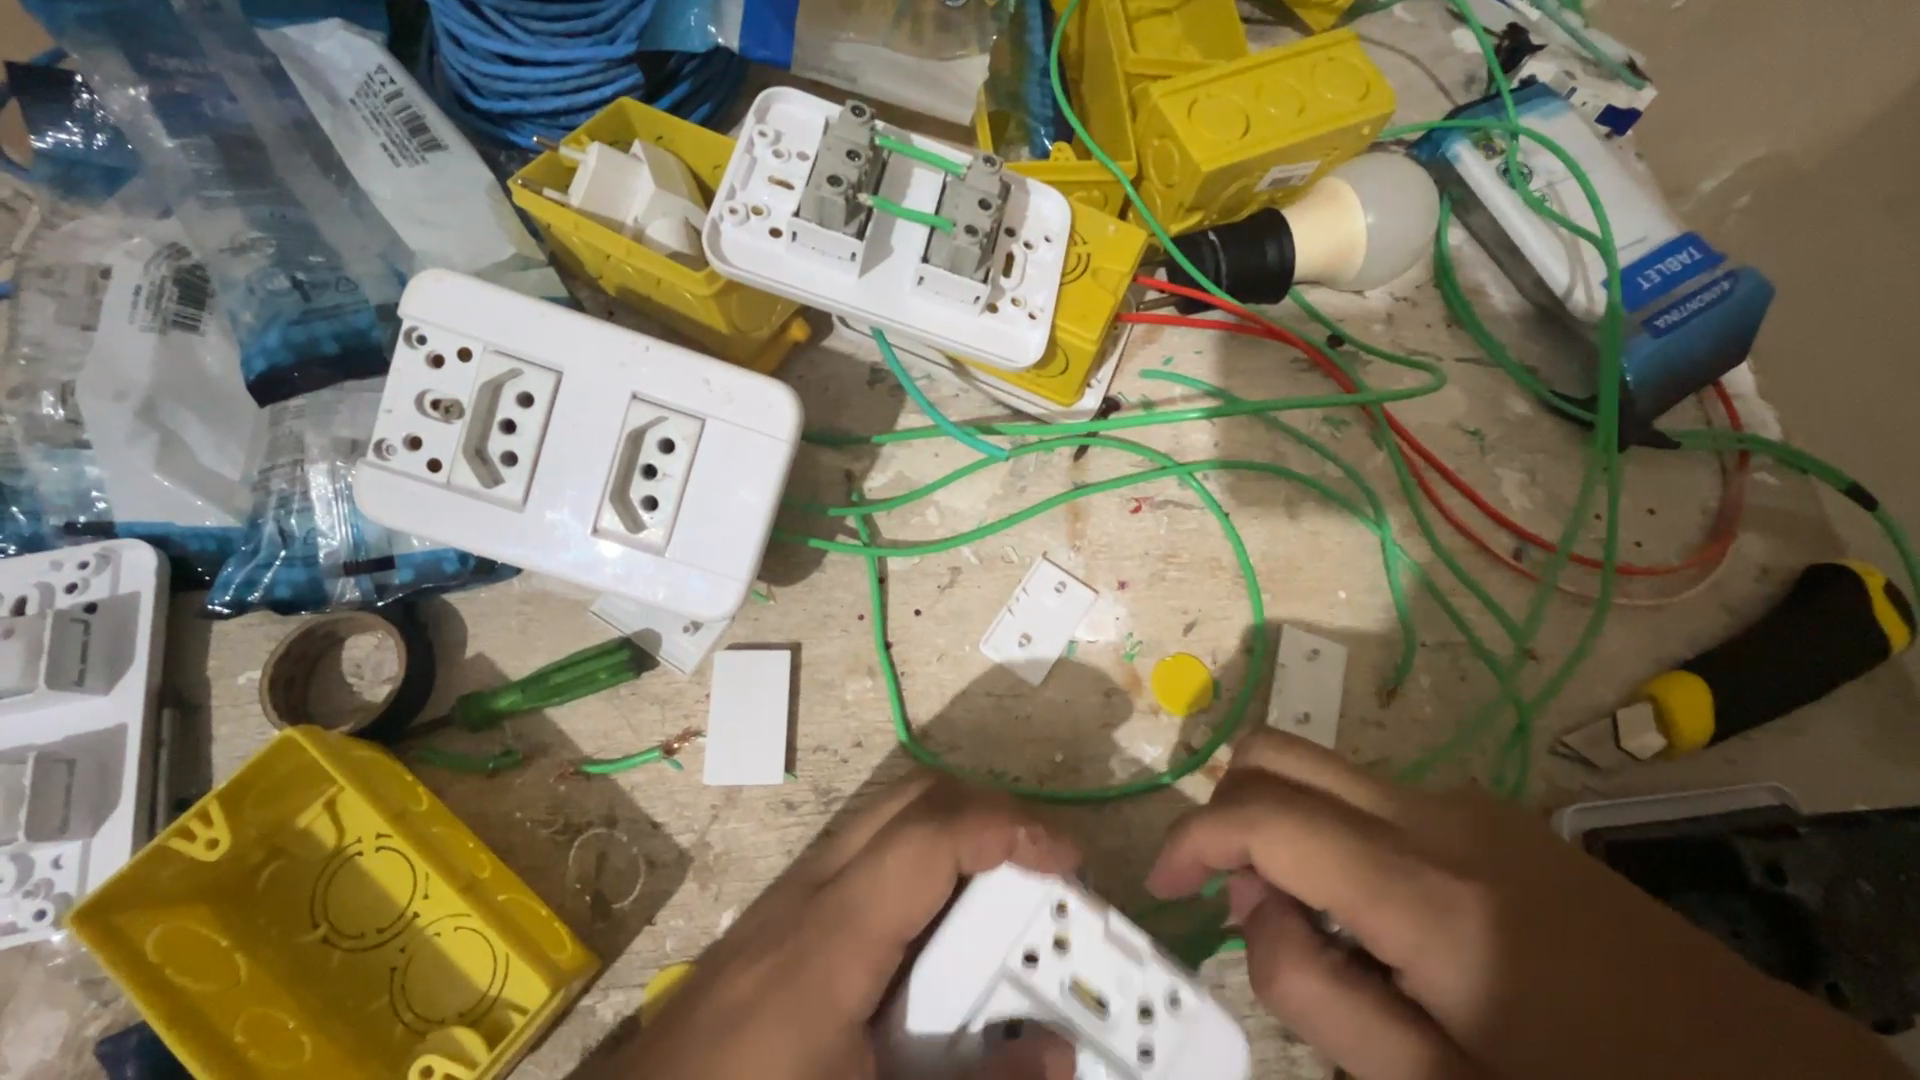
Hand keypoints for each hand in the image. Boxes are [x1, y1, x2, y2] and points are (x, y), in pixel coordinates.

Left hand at [584, 773, 1078, 1079]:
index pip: (931, 836)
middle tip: (1042, 865)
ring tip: (1000, 888)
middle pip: (910, 801)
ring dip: (952, 832)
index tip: (1067, 858)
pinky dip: (916, 861)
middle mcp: (808, 893)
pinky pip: (861, 855)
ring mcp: (786, 899)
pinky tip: (931, 927)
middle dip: (988, 813)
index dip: (1008, 829)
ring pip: (884, 819)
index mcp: (832, 937)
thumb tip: (1056, 1055)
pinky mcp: (775, 920)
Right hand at [1148, 730, 1906, 1079]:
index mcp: (1425, 890)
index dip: (1189, 837)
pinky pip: (1375, 797)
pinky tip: (1372, 916)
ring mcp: (1473, 805)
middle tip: (1232, 902)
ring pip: (1324, 771)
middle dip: (1224, 812)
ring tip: (1311, 926)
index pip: (1262, 813)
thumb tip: (1259, 910)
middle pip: (1279, 753)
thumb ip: (1317, 996)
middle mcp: (1439, 816)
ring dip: (1281, 826)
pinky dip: (1332, 832)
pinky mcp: (1496, 816)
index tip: (1162, 888)